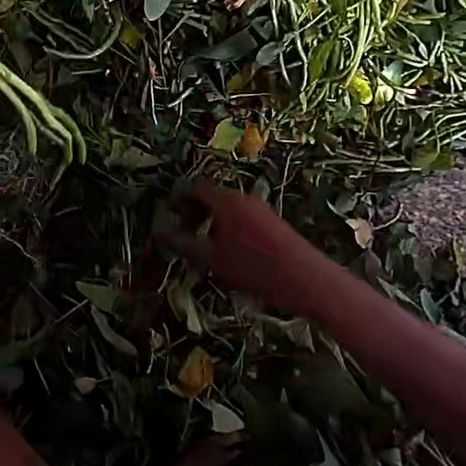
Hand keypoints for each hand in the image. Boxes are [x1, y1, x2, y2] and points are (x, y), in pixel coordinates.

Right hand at [163, 184, 343, 315]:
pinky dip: (229, 228)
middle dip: (195, 212)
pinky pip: (243, 218)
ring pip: (228, 209)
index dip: (179, 199)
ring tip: (205, 247)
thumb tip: (162, 235)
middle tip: (184, 230)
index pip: (196, 189)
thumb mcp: (212, 259)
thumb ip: (185, 245)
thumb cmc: (253, 266)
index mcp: (226, 201)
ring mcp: (261, 209)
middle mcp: (244, 198)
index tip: (169, 212)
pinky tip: (230, 253)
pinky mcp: (273, 222)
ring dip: (213, 223)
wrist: (304, 276)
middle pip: (213, 198)